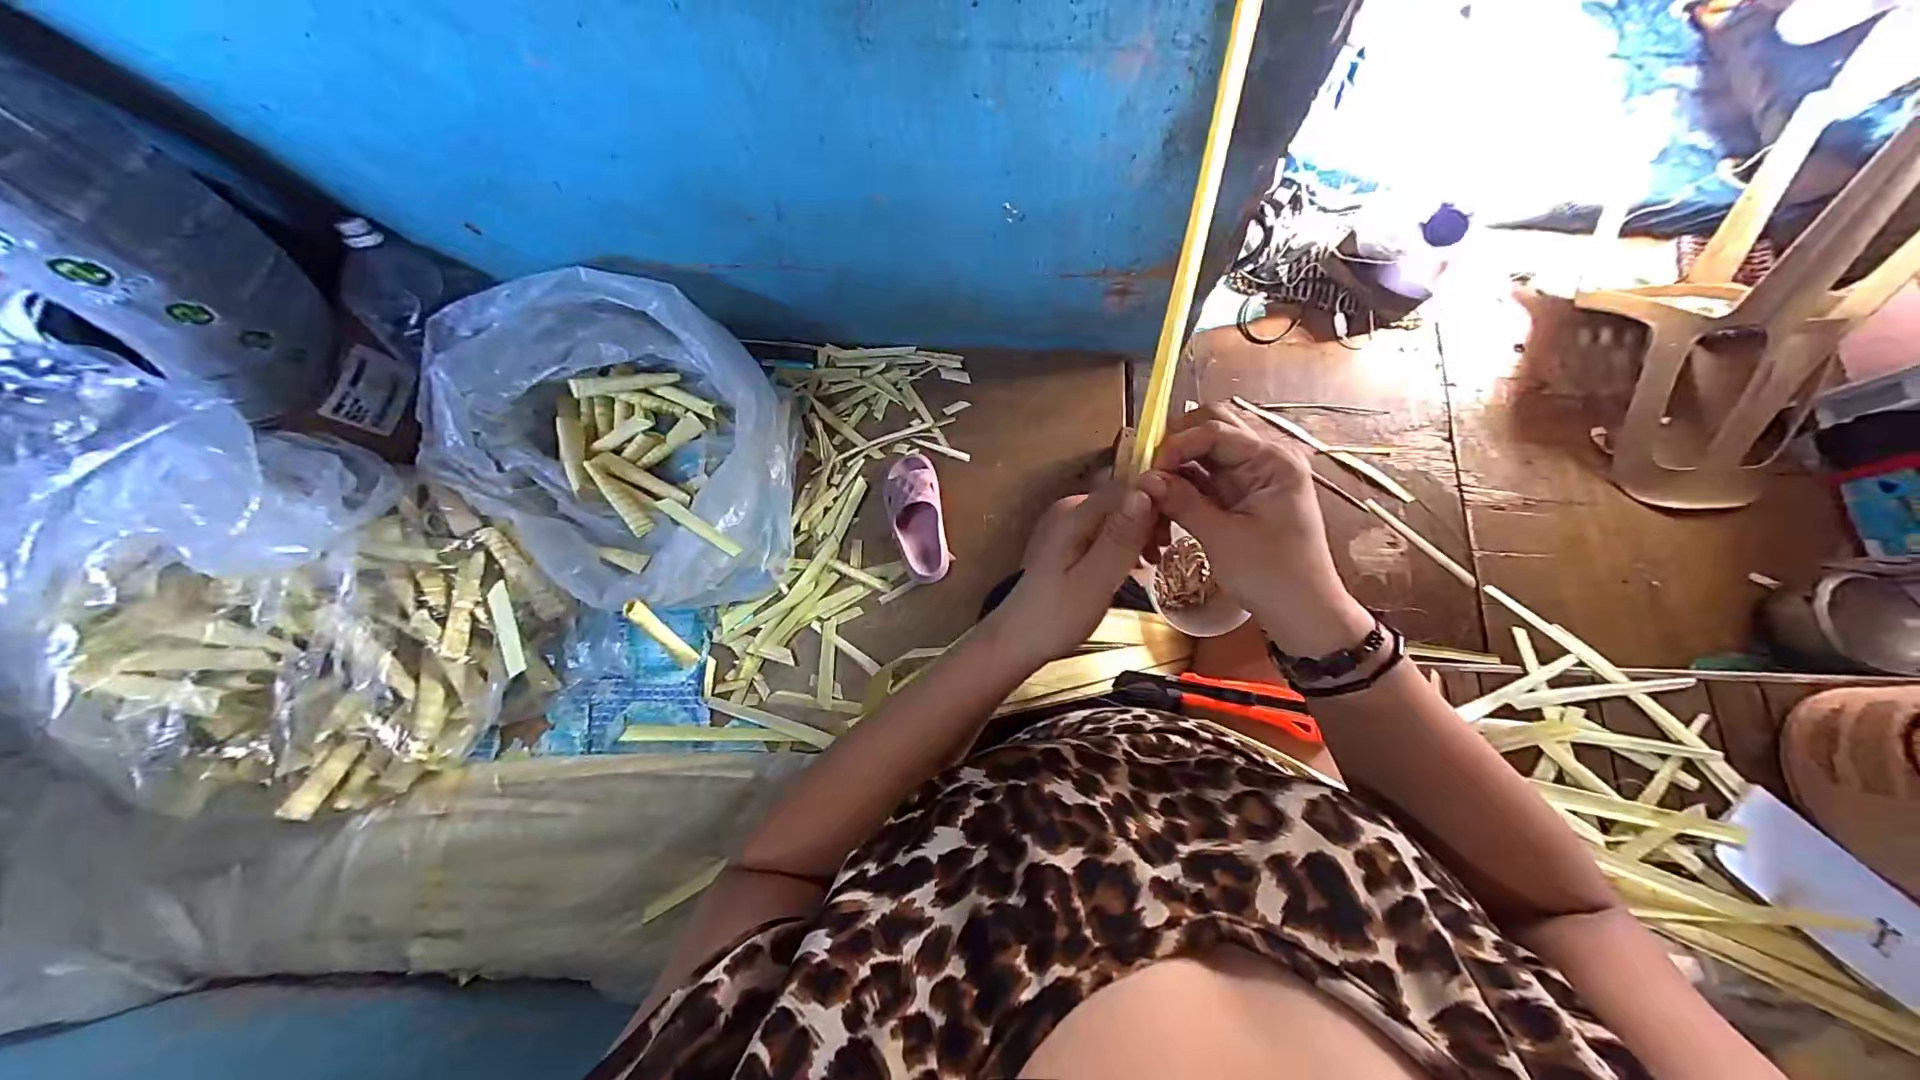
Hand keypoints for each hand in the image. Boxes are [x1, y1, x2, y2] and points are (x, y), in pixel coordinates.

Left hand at [982, 478, 1155, 662]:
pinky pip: (1104, 533)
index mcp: (1074, 514)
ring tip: (1153, 561)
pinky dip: (1123, 545)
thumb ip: (1120, 537)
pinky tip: (1133, 566)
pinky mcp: (1066, 543)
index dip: (1157, 503)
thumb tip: (1146, 492)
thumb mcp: (1096, 579)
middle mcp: (1068, 511)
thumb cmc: (1056, 617)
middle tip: (1164, 552)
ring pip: (1116, 517)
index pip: (1127, 487)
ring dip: (1138, 534)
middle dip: (1149, 521)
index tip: (1175, 531)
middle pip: (1122, 500)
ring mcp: (1065, 526)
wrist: (1016, 642)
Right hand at [1139, 404, 1371, 654]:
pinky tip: (1163, 503)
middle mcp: (1264, 458)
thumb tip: (1145, 479)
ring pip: (1203, 450)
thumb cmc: (1272, 576)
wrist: (1302, 612)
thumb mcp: (1222, 539)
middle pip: (1211, 427)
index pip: (1216, 431)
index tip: (1149, 472)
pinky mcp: (1239, 493)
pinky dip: (1181, 484)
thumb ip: (1183, 502)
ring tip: (1152, 491)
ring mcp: (1251, 475)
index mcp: (1273, 461)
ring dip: (1175, 465)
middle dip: (1175, 444)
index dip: (1177, 445)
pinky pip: (1203, 475)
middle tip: (1148, 472)